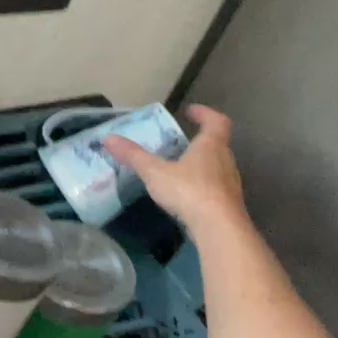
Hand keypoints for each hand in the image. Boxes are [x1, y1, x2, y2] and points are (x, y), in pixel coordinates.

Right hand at [104, 104, 247, 233]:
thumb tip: (108, 138)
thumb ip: (134, 156)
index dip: (205, 114)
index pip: (216, 121)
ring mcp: (229, 182)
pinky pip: (214, 185)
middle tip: (179, 141)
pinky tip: (185, 193)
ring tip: (179, 167)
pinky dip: (201, 183)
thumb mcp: (155, 172)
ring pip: (216, 165)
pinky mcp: (227, 202)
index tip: (191, 110)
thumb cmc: (189, 191)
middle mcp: (225, 159)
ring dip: (201, 163)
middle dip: (200, 140)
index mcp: (211, 145)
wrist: (218, 227)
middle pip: (216, 143)